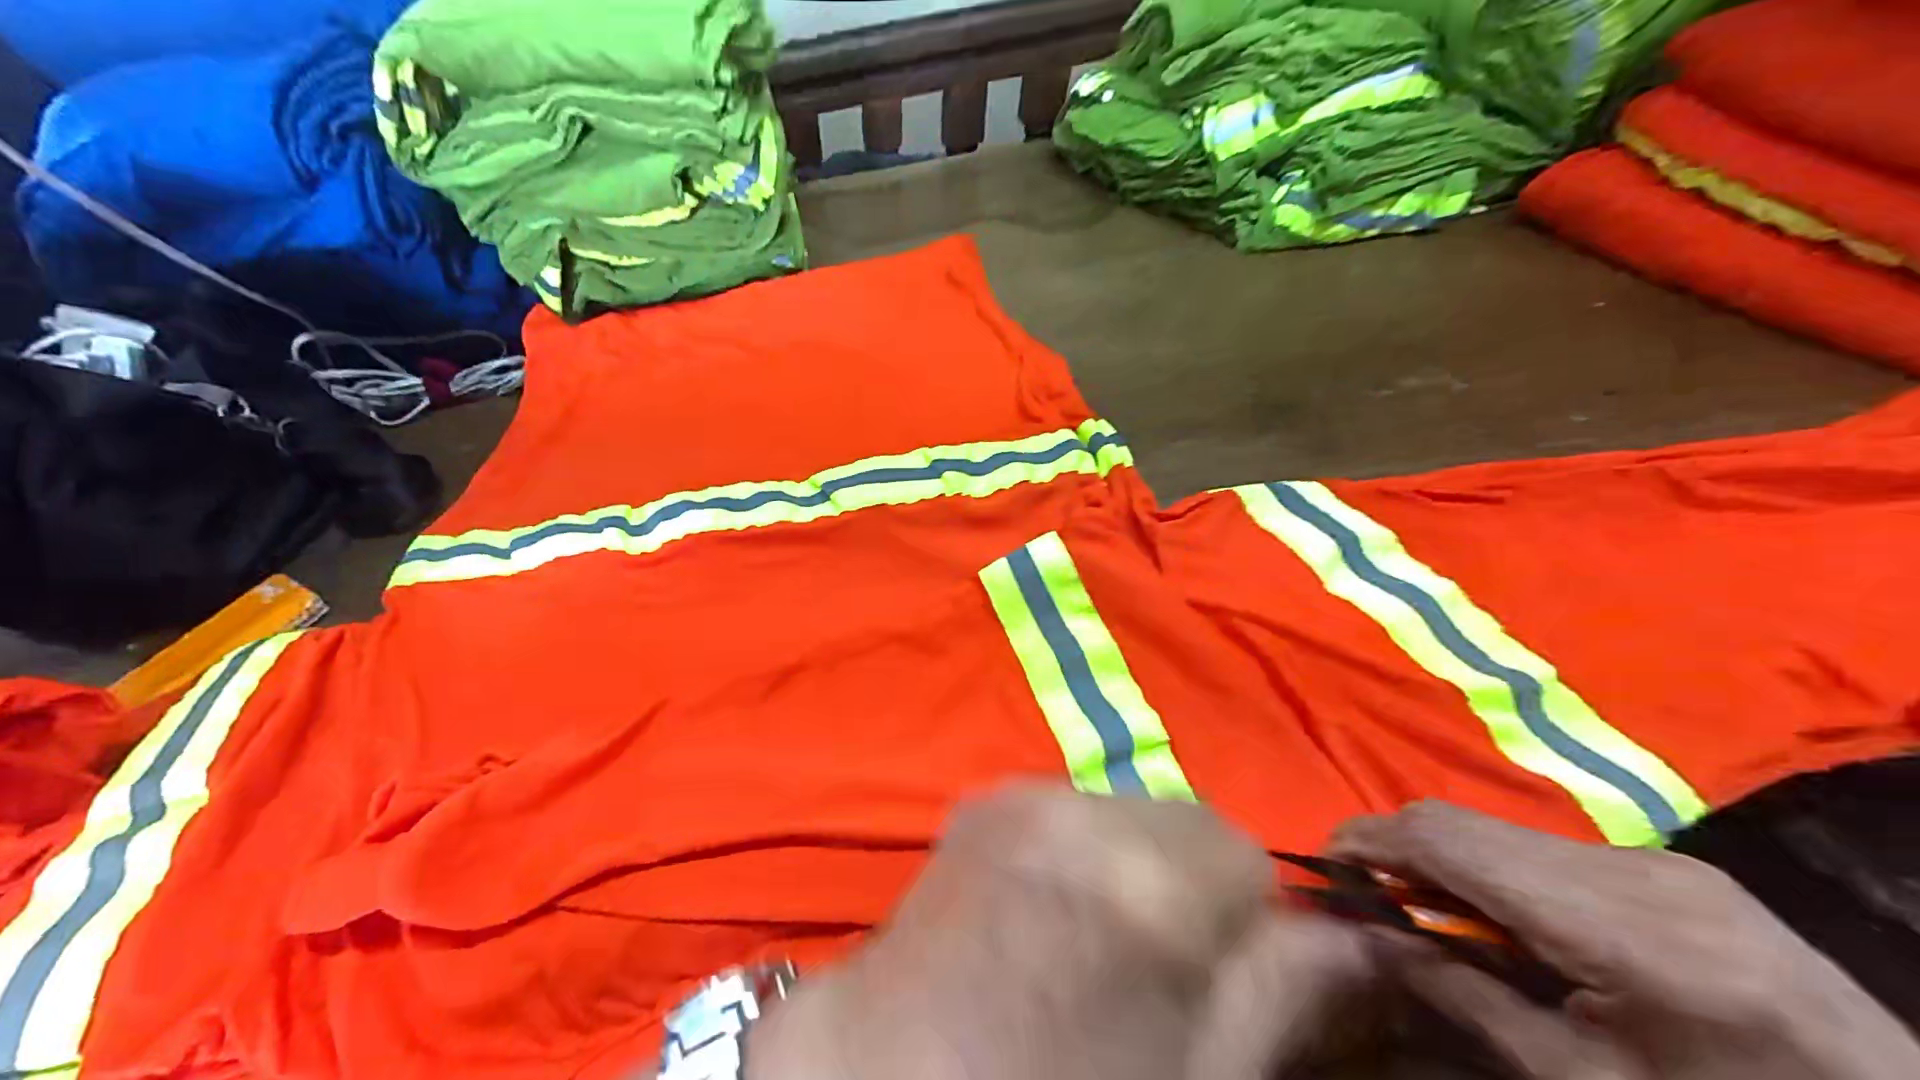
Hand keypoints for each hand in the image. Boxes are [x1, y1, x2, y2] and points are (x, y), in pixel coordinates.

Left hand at [746, 785, 1372, 1079]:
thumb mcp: (1192, 1079)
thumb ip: (1275, 998)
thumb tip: (1352, 942)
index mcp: (1137, 873)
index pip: (1242, 850)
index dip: (1247, 919)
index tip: (1228, 975)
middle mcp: (1069, 807)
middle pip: (1174, 823)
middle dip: (1183, 887)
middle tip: (1152, 975)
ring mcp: (1005, 799)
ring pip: (1115, 818)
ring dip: (1123, 872)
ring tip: (1083, 956)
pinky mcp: (964, 812)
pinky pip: (1055, 821)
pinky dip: (1067, 863)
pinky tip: (1032, 930)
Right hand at [1332, 801, 1919, 1079]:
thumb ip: (1465, 997)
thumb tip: (1371, 937)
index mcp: (1625, 928)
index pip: (1451, 841)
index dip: (1371, 842)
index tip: (1325, 865)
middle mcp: (1637, 868)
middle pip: (1466, 822)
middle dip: (1398, 849)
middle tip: (1370, 897)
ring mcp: (1661, 860)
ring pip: (1499, 829)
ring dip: (1446, 860)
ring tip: (1434, 915)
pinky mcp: (1673, 867)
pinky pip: (1544, 848)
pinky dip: (1496, 870)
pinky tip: (1508, 922)